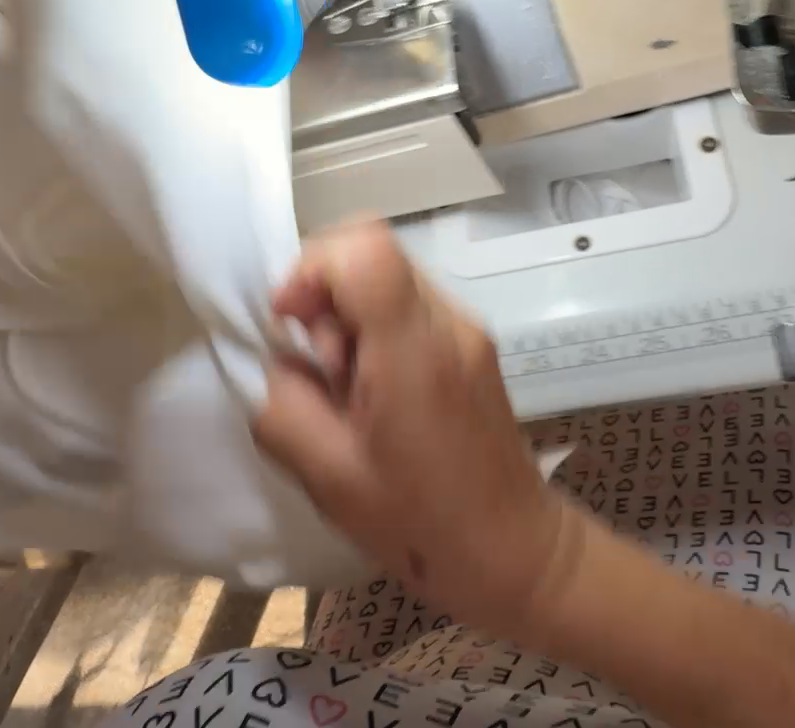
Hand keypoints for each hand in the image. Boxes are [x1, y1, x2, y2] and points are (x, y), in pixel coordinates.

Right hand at [254, 223, 588, 638]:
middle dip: (326, 296)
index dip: (312, 268)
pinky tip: (377, 393)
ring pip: (390, 279)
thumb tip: (284, 359)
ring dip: (351, 317)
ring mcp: (468, 329)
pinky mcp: (474, 344)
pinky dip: (377, 331)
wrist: (511, 547)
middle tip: (322, 369)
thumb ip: (283, 402)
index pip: (365, 247)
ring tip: (348, 389)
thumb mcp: (326, 473)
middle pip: (374, 252)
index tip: (291, 322)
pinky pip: (410, 307)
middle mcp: (450, 321)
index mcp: (415, 348)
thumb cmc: (418, 522)